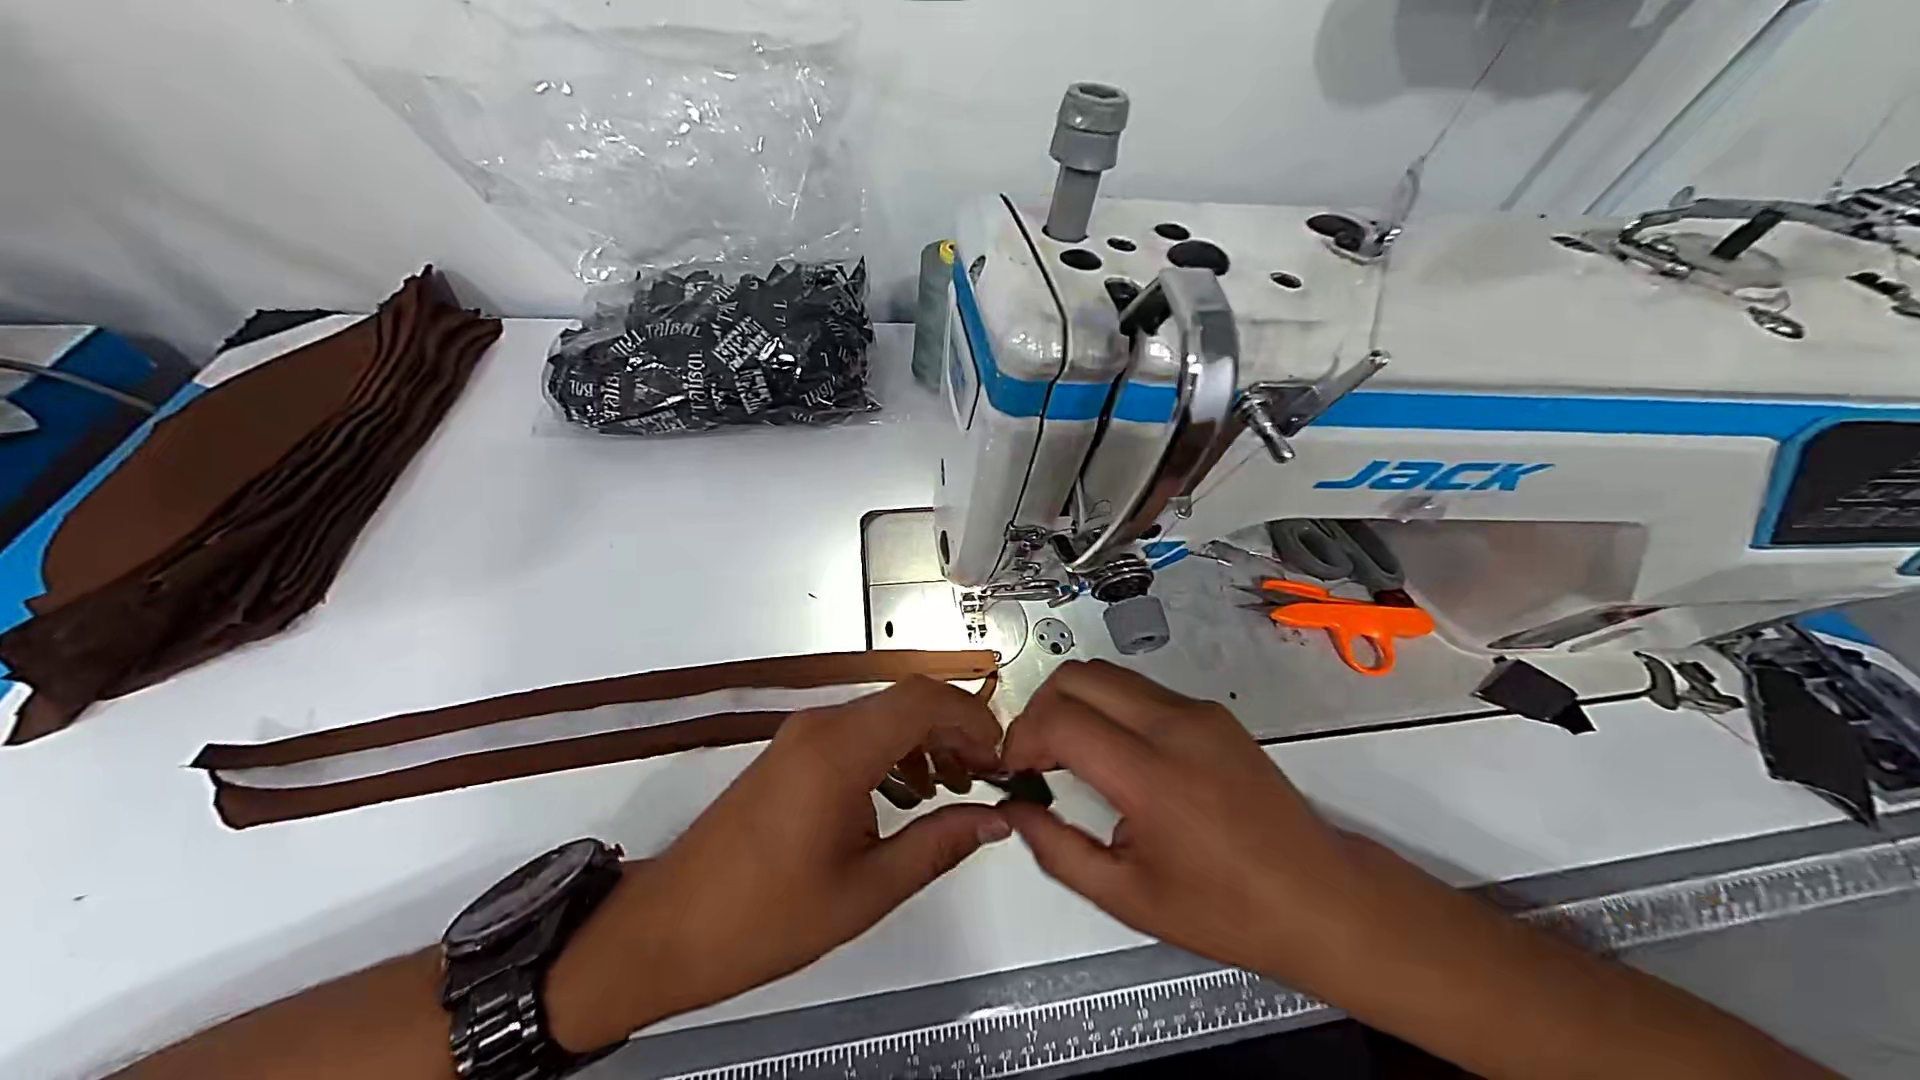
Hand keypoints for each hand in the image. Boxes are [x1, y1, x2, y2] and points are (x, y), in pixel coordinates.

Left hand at [547, 677, 1008, 1049]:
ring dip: (927, 737)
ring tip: (955, 786)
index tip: (1002, 757)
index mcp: (839, 751)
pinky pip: (858, 730)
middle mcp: (820, 726)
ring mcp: (802, 735)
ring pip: (884, 712)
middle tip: (987, 774)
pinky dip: (895, 748)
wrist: (668, 929)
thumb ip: (938, 844)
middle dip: (957, 728)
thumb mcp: (866, 889)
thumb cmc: (764, 917)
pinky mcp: (792, 751)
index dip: (974, 718)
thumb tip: (996, 820)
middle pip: (907, 699)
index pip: (924, 700)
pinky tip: (909, 791)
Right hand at [999, 660, 1381, 984]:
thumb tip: (1015, 809)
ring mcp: (1198, 713)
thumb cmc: (1227, 910)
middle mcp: (1176, 728)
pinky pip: (1139, 689)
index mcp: (1153, 777)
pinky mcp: (1212, 713)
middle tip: (1035, 757)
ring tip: (1069, 754)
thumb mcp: (1127, 897)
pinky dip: (1107, 707)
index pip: (1060, 719)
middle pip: (1076, 677)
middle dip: (1039, 709)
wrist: (1322, 899)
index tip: (1016, 770)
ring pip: (1106, 674)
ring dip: (1073, 704)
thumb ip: (1056, 850)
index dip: (1021, 738)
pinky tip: (1113, 754)